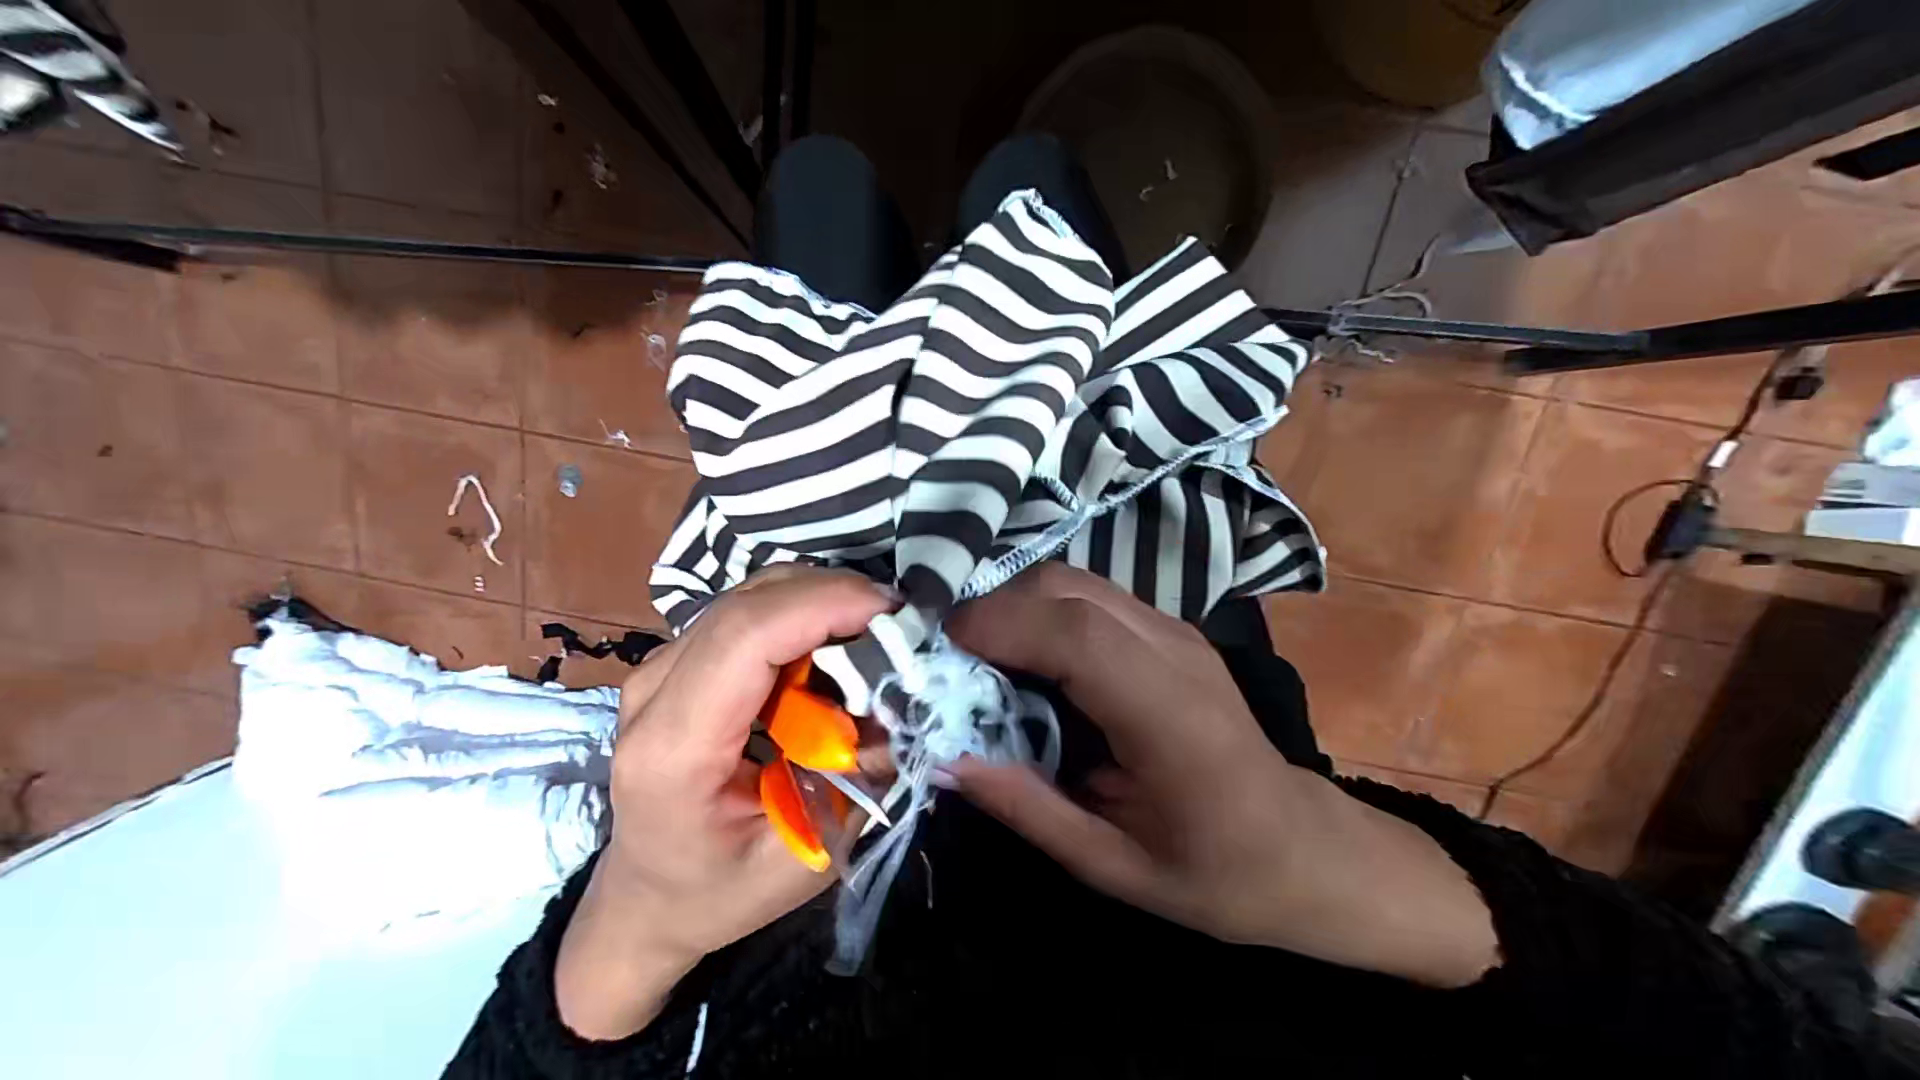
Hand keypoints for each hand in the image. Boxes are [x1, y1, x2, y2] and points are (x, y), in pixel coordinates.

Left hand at [555, 566, 893, 1039]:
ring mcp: (660, 667)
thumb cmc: (718, 890)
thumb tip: (905, 708)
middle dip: (834, 595)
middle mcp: (654, 689)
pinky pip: (748, 613)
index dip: (823, 606)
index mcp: (674, 746)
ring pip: (750, 596)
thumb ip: (858, 783)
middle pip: (750, 603)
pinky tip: (835, 645)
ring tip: (875, 634)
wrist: (645, 896)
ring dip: (821, 601)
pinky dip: (802, 615)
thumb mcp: (802, 860)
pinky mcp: (678, 660)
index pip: (745, 637)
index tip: (894, 612)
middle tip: (901, 622)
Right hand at [945, 563, 1498, 987]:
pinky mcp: (1168, 631)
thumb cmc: (1217, 875)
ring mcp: (1175, 632)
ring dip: (1013, 607)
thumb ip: (1027, 807)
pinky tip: (1020, 659)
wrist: (1307, 850)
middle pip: (1068, 590)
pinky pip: (1087, 600)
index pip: (1079, 637)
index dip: (1001, 626)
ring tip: (973, 659)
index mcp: (1171, 718)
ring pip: (1074, 583)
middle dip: (993, 608)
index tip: (936, 649)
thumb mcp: (1112, 867)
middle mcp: (1175, 653)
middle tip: (943, 657)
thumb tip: (944, 758)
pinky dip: (1038, 614)